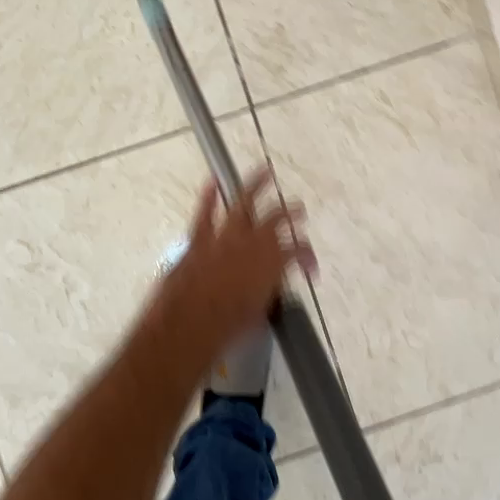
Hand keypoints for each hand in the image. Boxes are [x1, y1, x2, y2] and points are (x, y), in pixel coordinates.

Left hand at [150, 166, 313, 360]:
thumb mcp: (260, 313)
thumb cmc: (228, 328)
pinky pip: (204, 212)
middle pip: (277, 218)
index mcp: (273, 263)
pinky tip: (213, 180)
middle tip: (299, 210)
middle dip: (290, 212)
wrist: (188, 326)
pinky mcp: (198, 239)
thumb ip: (268, 292)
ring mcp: (224, 236)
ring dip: (256, 184)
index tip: (310, 266)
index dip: (308, 256)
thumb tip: (270, 288)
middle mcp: (252, 242)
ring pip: (244, 202)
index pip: (298, 250)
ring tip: (266, 171)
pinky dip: (209, 195)